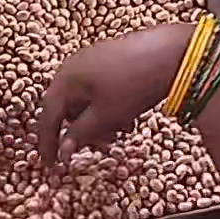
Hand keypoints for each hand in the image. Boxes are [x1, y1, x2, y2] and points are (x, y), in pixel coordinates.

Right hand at [37, 23, 192, 165]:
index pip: (48, 117)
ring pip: (86, 102)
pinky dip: (108, 108)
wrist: (171, 52)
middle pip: (68, 109)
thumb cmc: (132, 85)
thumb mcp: (104, 116)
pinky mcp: (110, 60)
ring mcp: (91, 61)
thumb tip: (63, 152)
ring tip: (123, 131)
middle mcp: (72, 67)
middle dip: (84, 132)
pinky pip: (99, 91)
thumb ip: (80, 134)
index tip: (51, 166)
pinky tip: (129, 117)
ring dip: (99, 122)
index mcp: (64, 80)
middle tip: (104, 147)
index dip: (48, 143)